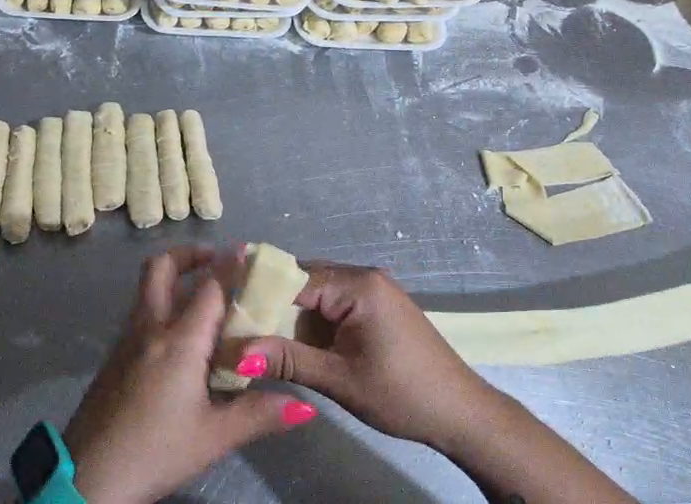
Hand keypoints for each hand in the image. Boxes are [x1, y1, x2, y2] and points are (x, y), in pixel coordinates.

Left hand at [62, 246, 318, 503]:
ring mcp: (127, 338)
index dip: (230, 265)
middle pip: (162, 268)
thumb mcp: (214, 438)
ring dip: (175, 276)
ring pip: (148, 287)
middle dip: (189, 255)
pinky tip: (183, 333)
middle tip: (216, 260)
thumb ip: (259, 415)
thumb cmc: (156, 451)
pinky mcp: (116, 354)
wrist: (89, 473)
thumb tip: (306, 408)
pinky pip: (142, 311)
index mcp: (178, 341)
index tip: (248, 249)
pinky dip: (164, 302)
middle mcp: (150, 328)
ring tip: (205, 293)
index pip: (208, 288)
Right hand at [237, 262, 496, 450]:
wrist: (463, 414)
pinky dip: (314, 320)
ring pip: (316, 293)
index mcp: (357, 285)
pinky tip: (297, 342)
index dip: (259, 294)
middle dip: (273, 304)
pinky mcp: (378, 306)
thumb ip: (288, 360)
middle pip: (303, 280)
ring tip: (261, 336)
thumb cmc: (402, 395)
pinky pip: (334, 302)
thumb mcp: (339, 379)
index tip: (228, 311)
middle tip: (240, 327)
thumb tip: (237, 353)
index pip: (293, 278)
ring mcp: (374, 289)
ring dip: (292, 314)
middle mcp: (364, 275)